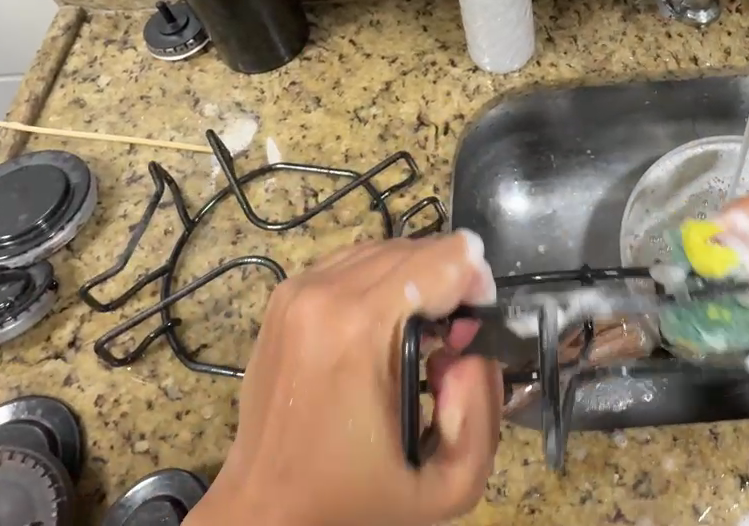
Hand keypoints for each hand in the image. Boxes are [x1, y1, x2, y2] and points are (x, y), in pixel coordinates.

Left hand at [190, 231, 502, 525]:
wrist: (263, 514)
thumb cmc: (355, 500)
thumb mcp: (449, 483)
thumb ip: (485, 408)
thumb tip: (469, 349)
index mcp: (360, 329)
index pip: (445, 258)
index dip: (476, 283)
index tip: (472, 330)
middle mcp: (325, 293)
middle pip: (419, 250)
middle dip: (449, 283)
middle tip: (449, 342)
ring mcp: (298, 289)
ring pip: (387, 249)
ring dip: (416, 280)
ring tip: (418, 335)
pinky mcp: (285, 294)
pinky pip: (354, 261)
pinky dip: (381, 283)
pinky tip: (382, 326)